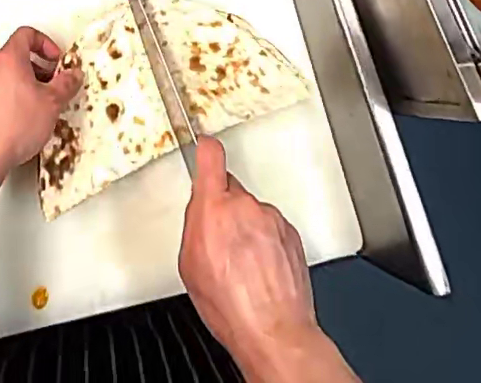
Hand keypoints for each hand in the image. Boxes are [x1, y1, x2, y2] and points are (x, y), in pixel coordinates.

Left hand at [0, 26, 81, 188]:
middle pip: (17, 54)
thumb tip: (73, 75)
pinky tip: (24, 119)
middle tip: (53, 82)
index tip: (56, 59)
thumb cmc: (13, 127)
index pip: (26, 34)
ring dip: (27, 83)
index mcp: (9, 59)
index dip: (45, 43)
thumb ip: (66, 84)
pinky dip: (14, 97)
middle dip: (39, 66)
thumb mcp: (51, 103)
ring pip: (8, 75)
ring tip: (41, 104)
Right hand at [180, 138, 344, 380]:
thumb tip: (200, 211)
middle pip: (230, 191)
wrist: (274, 332)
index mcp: (215, 208)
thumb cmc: (230, 306)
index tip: (204, 146)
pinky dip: (265, 243)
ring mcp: (270, 217)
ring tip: (243, 267)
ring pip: (251, 212)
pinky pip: (270, 228)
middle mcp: (245, 205)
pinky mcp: (290, 232)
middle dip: (224, 210)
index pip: (211, 157)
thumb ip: (194, 225)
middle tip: (221, 243)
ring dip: (246, 229)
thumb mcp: (190, 264)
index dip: (206, 149)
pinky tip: (260, 271)